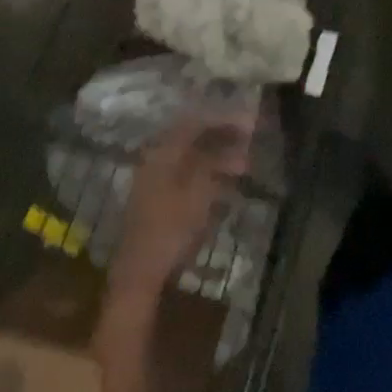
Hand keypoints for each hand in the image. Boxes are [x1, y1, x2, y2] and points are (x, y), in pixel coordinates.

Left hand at [112, 116, 244, 289]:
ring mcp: (155, 181)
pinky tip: (225, 182)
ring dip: (218, 156)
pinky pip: (187, 174)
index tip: (249, 122)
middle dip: (222, 136)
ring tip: (244, 164)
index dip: (224, 119)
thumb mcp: (198, 191)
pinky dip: (208, 173)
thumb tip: (236, 138)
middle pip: (192, 138)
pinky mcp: (158, 199)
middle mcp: (156, 161)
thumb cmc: (171, 228)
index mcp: (162, 154)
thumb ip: (216, 160)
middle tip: (250, 140)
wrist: (141, 272)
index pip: (194, 123)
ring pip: (191, 158)